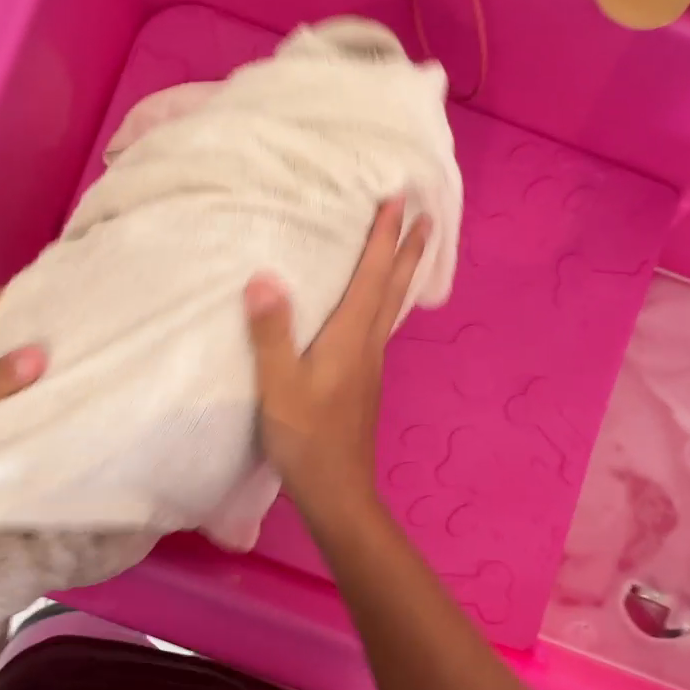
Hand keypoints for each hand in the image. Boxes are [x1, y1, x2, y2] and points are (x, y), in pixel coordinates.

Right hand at [245, 198, 429, 514]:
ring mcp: (370, 367)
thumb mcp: (278, 388)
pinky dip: (387, 301)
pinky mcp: (363, 383)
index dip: (383, 237)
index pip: (371, 277)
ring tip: (412, 248)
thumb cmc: (305, 439)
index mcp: (349, 340)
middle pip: (394, 288)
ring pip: (392, 308)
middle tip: (425, 212)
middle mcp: (368, 346)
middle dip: (408, 248)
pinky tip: (378, 308)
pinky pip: (380, 327)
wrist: (337, 491)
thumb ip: (271, 335)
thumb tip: (264, 278)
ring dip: (402, 273)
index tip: (397, 197)